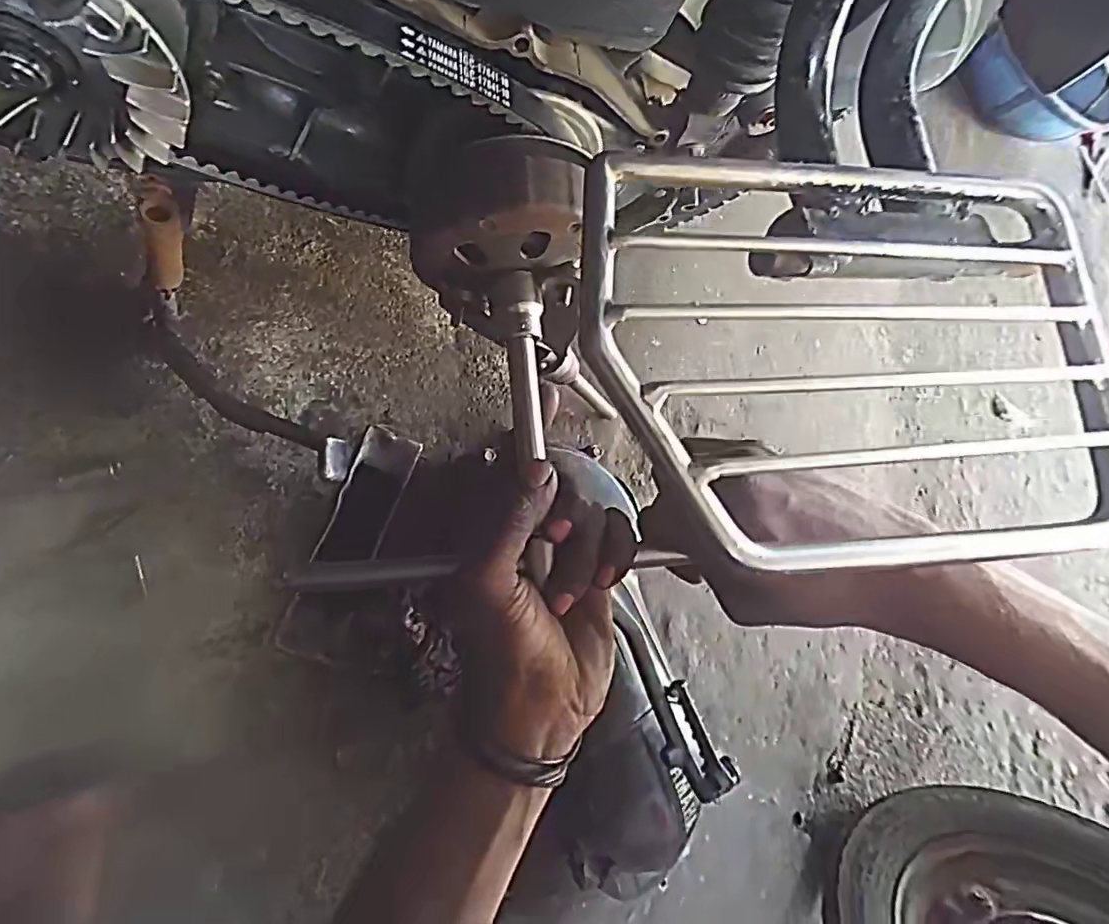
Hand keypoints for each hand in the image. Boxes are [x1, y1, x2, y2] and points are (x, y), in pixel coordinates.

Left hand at [448, 459, 630, 760]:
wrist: (544, 708)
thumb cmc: (500, 652)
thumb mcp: (487, 584)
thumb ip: (507, 522)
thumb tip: (536, 471)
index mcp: (495, 527)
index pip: (514, 467)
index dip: (531, 431)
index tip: (547, 400)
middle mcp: (532, 530)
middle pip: (564, 481)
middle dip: (567, 517)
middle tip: (556, 545)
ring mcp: (569, 546)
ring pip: (597, 508)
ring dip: (588, 552)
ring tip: (568, 591)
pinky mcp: (601, 563)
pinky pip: (620, 534)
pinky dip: (615, 556)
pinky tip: (600, 584)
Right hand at [641, 438, 974, 635]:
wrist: (891, 564)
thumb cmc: (830, 585)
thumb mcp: (742, 600)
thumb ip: (699, 572)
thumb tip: (686, 558)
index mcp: (709, 507)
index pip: (653, 516)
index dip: (660, 543)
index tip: (674, 554)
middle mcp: (724, 470)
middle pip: (666, 482)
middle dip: (676, 513)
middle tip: (700, 543)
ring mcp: (749, 456)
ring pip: (692, 467)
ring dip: (698, 496)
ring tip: (728, 531)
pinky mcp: (772, 454)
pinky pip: (725, 465)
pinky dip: (726, 488)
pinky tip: (755, 520)